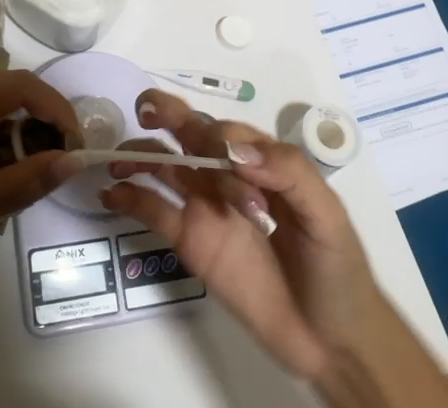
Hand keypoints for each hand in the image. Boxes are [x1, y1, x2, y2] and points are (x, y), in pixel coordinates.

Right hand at [101, 90, 386, 379]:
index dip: (222, 143)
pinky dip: (129, 198)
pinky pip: (154, 212)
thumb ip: (288, 172)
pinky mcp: (191, 242)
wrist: (332, 339)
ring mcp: (207, 209)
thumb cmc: (337, 268)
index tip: (236, 173)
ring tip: (116, 158)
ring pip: (166, 167)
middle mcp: (230, 178)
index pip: (229, 134)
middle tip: (146, 108)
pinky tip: (111, 193)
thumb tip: (235, 152)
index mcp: (263, 163)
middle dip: (168, 116)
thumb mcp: (326, 214)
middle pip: (192, 136)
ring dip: (141, 154)